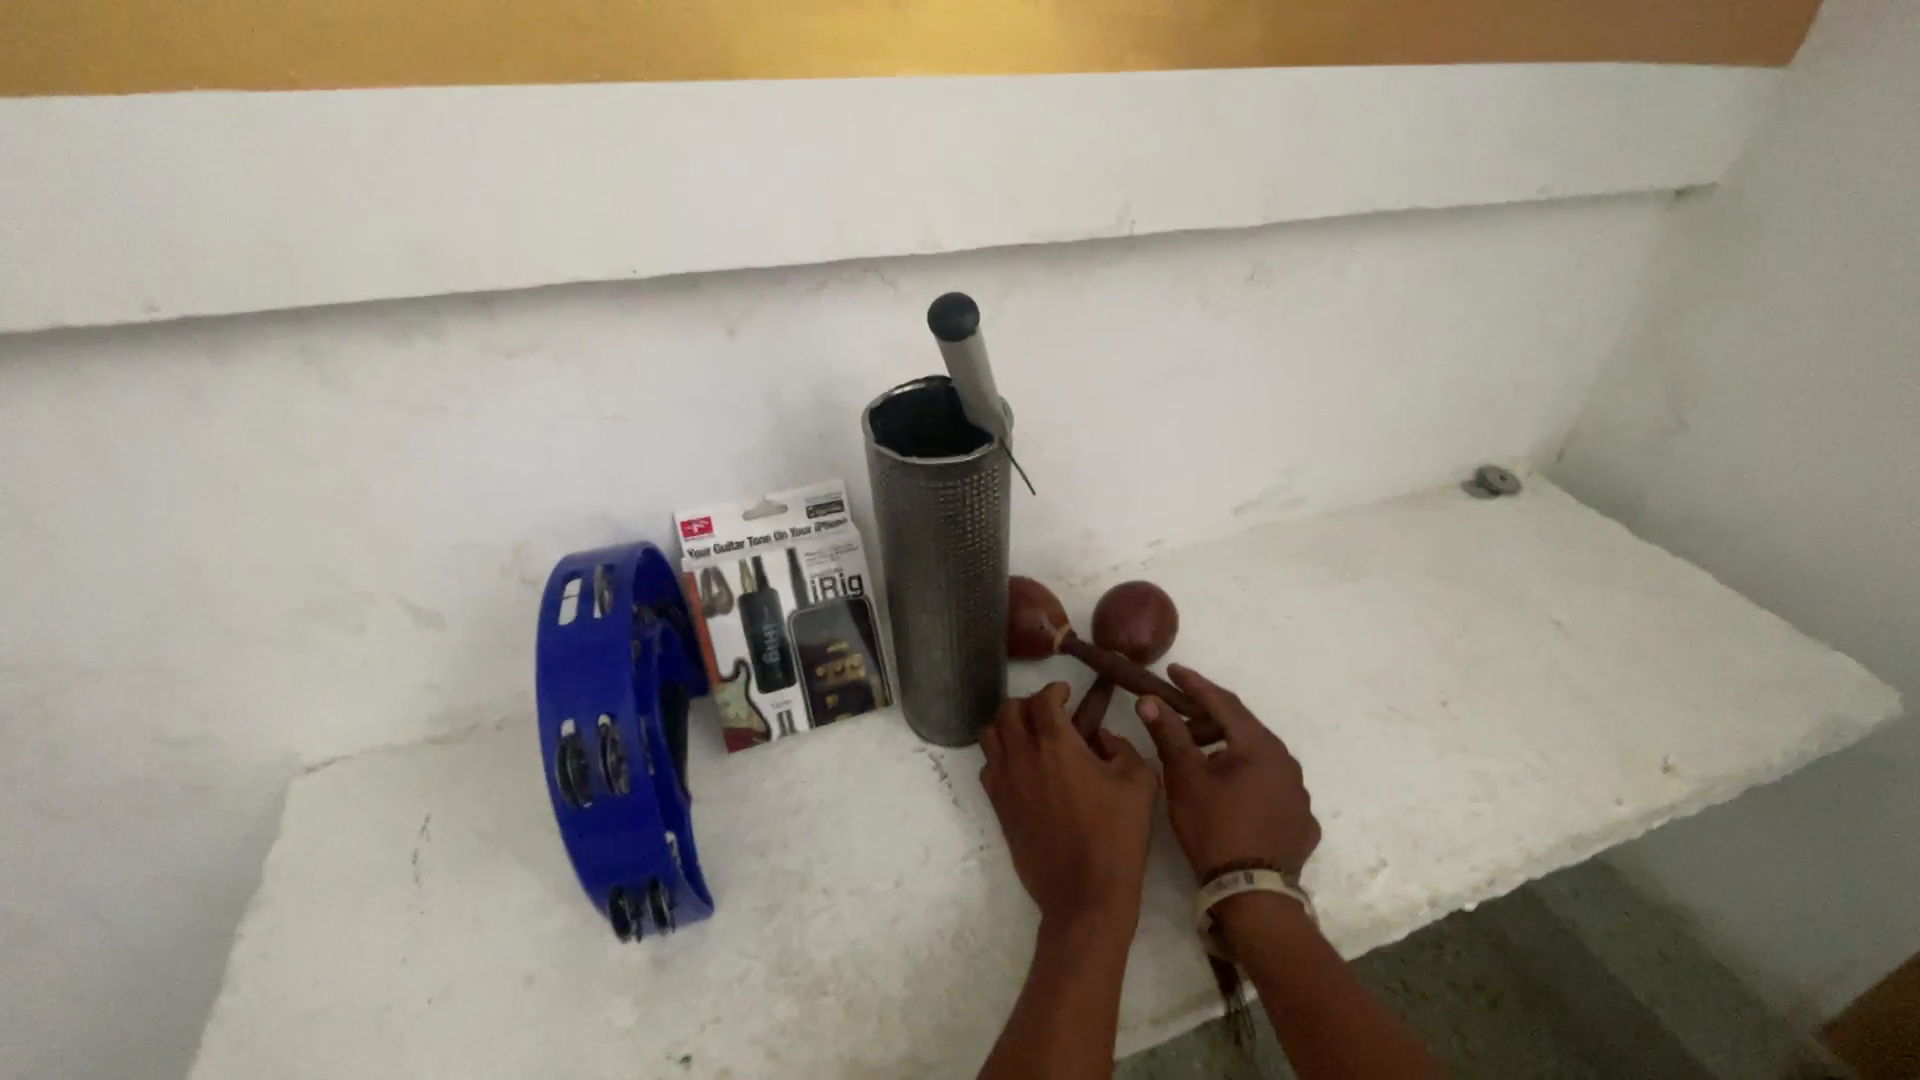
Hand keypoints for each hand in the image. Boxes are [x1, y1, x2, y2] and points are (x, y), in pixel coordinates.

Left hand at [980, 683, 1159, 933]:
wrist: (1085, 892)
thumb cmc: (1117, 835)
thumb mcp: (1139, 782)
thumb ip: (1122, 747)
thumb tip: (1102, 738)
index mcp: (1057, 745)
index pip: (1043, 699)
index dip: (1054, 689)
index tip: (1065, 692)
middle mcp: (1023, 756)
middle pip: (1008, 710)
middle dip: (1027, 703)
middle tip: (1046, 712)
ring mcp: (1006, 781)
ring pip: (990, 735)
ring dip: (1007, 726)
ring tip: (1028, 734)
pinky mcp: (998, 805)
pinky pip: (988, 766)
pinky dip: (1000, 756)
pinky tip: (1021, 767)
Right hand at [1138, 665, 1319, 879]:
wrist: (1253, 894)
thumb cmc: (1214, 827)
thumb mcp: (1184, 777)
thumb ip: (1169, 734)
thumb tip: (1149, 700)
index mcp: (1259, 746)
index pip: (1224, 702)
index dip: (1195, 685)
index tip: (1172, 671)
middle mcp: (1287, 762)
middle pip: (1242, 729)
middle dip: (1207, 722)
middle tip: (1177, 727)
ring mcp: (1298, 794)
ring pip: (1257, 759)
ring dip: (1226, 753)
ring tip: (1198, 765)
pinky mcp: (1301, 822)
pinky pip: (1270, 788)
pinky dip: (1246, 781)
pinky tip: (1230, 796)